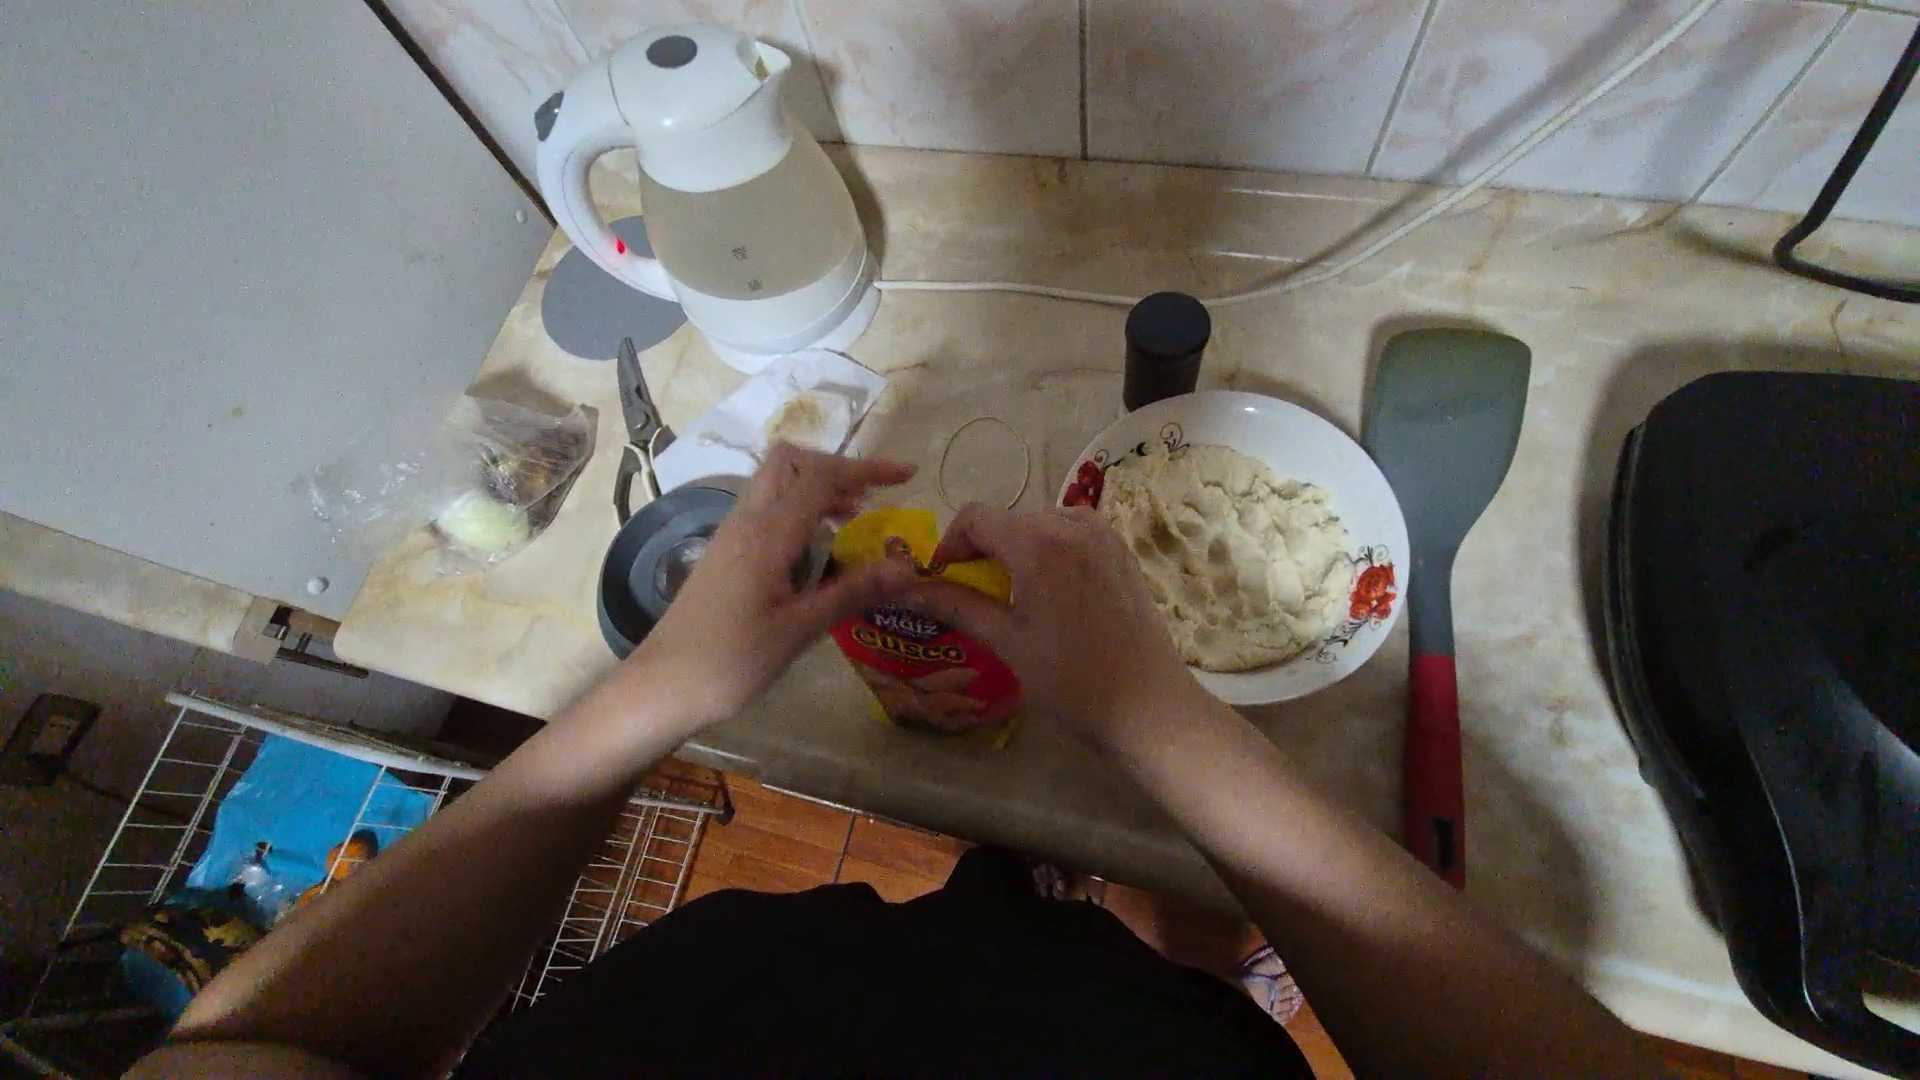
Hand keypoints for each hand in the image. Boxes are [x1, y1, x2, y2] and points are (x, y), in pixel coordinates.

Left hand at [629, 443, 918, 731]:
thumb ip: (852, 592)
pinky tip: (817, 549)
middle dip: (836, 468)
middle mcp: (747, 521)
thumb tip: (906, 567)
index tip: (907, 475)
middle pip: (790, 462)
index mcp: (768, 534)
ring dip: (817, 488)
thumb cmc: (732, 660)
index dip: (868, 469)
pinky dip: (799, 510)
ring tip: (853, 521)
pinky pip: (767, 508)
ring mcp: (731, 534)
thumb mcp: (799, 630)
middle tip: (870, 498)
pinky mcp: (725, 552)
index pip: (822, 477)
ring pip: (776, 483)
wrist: (662, 686)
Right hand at [900, 503, 1207, 746]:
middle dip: (982, 549)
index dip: (950, 544)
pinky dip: (1049, 550)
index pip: (975, 517)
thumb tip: (906, 589)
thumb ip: (956, 605)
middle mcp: (1071, 524)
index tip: (942, 580)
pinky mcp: (1121, 551)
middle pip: (1008, 519)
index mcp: (1038, 543)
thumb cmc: (1071, 680)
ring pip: (1039, 523)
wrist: (1148, 707)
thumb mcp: (1007, 642)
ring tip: (1014, 595)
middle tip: (973, 594)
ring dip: (1016, 549)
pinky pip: (1071, 533)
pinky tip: (1052, 592)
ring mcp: (1103, 535)